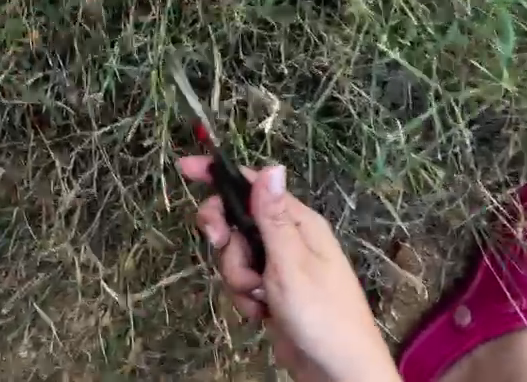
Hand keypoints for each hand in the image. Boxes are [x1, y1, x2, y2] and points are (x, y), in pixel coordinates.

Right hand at [178, 159, 400, 381]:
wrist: (341, 378)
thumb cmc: (321, 315)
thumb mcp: (291, 263)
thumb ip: (272, 216)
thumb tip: (272, 166)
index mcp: (298, 222)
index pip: (252, 185)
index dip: (217, 175)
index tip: (185, 169)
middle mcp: (289, 238)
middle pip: (237, 219)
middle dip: (226, 238)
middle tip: (219, 245)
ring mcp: (280, 266)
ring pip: (235, 253)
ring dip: (237, 275)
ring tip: (257, 297)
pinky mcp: (273, 291)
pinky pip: (243, 279)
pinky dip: (244, 295)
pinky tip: (260, 313)